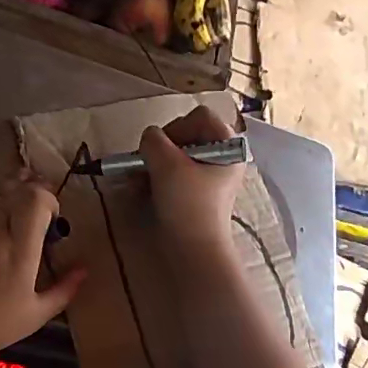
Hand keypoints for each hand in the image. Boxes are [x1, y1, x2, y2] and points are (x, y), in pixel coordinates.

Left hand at [0, 160, 85, 364]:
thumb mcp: (34, 315)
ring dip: (8, 188)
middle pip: (17, 191)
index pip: (38, 200)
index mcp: (22, 246)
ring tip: (18, 187)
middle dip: (32, 190)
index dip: (49, 199)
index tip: (53, 216)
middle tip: (39, 201)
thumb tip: (84, 270)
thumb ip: (63, 290)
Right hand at [138, 105, 241, 256]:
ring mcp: (211, 176)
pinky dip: (160, 177)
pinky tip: (144, 189)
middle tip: (148, 166)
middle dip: (161, 148)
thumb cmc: (187, 205)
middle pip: (187, 134)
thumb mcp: (166, 165)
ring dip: (155, 163)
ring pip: (177, 155)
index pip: (198, 116)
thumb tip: (148, 140)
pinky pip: (177, 173)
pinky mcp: (198, 193)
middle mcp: (223, 156)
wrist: (195, 251)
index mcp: (228, 145)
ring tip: (140, 180)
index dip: (175, 128)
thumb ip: (152, 141)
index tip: (162, 152)